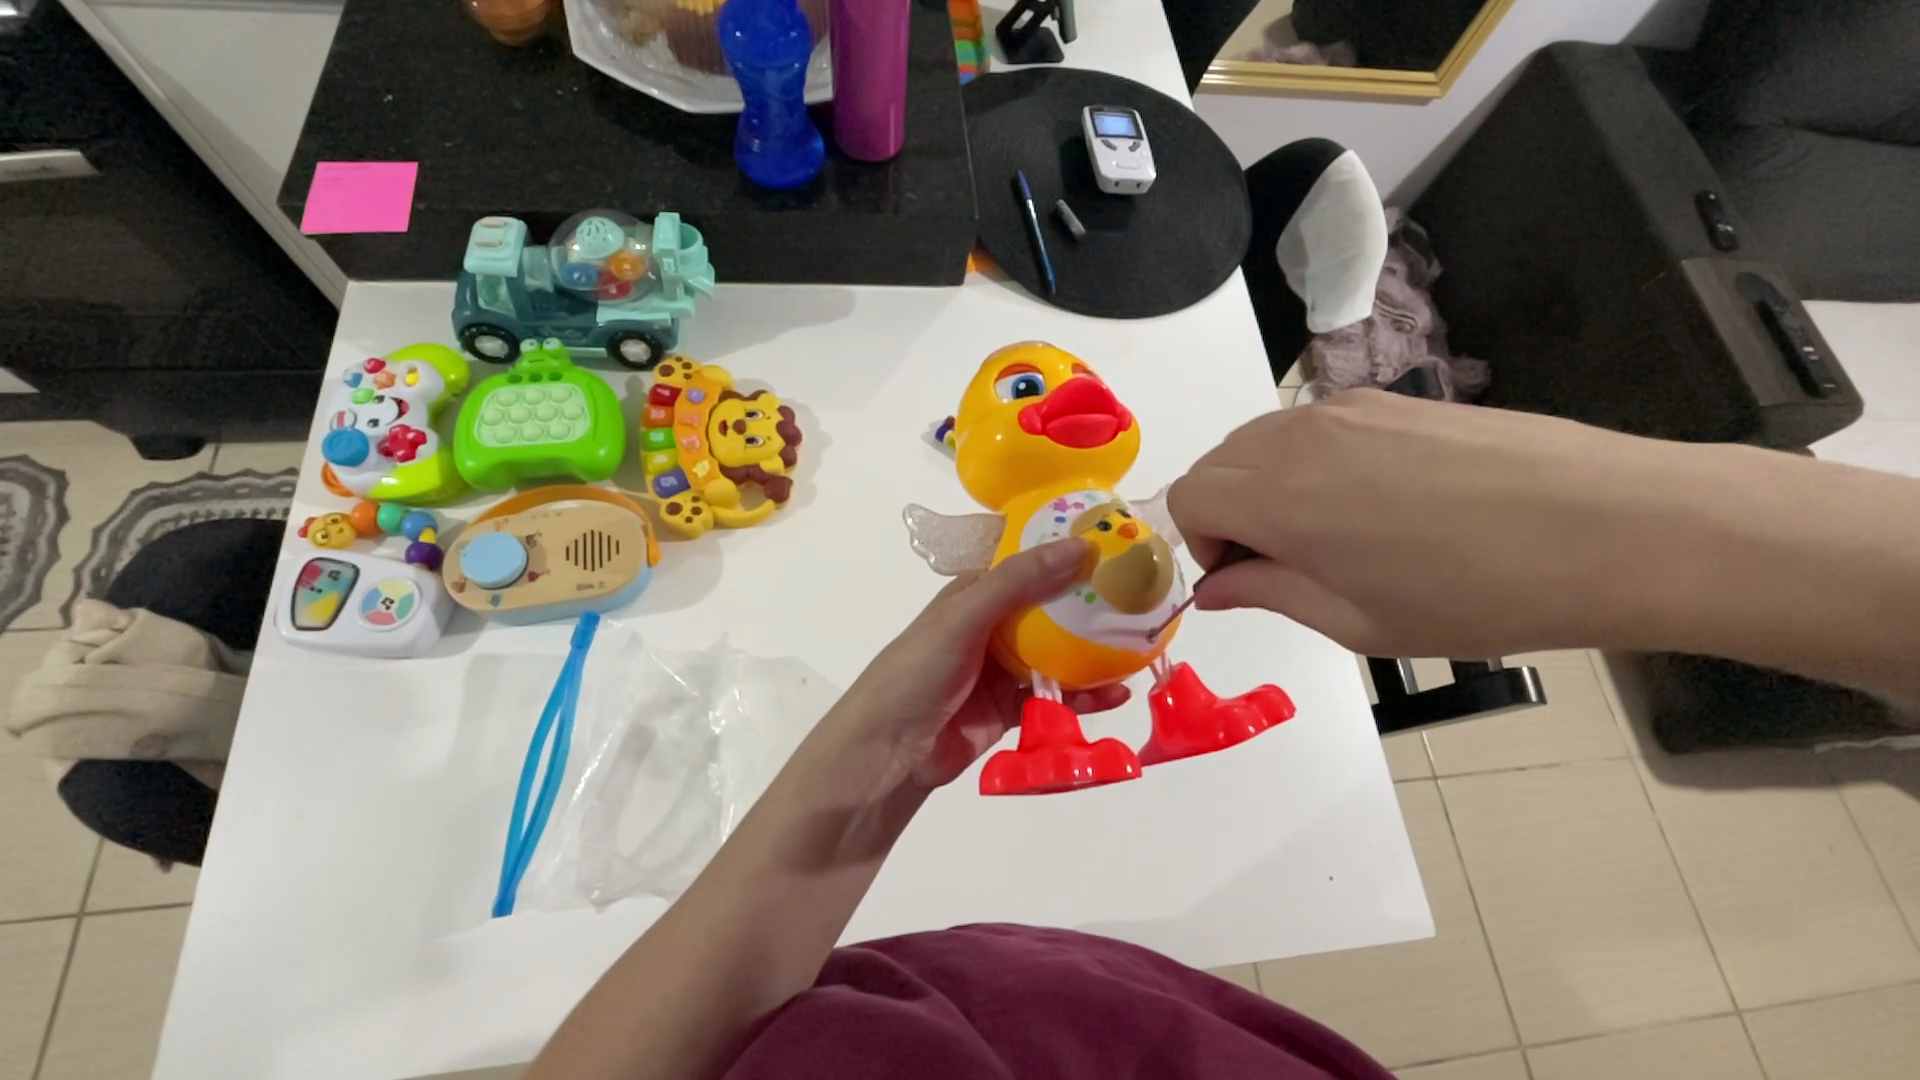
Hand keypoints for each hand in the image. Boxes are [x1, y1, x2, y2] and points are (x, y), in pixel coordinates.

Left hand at [818, 539, 1128, 789]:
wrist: (889, 753)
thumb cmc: (918, 671)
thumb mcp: (965, 617)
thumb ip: (1018, 582)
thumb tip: (1079, 546)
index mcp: (976, 593)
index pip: (1028, 562)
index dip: (1066, 551)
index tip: (1115, 543)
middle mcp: (992, 626)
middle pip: (1051, 609)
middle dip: (1091, 604)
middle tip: (1141, 599)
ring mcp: (1002, 670)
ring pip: (1059, 655)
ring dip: (1095, 654)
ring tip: (1139, 650)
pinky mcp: (1012, 710)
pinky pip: (1057, 697)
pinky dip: (1085, 697)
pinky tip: (1116, 696)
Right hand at [1166, 389, 1716, 658]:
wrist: (1616, 528)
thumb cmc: (1476, 595)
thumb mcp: (1355, 620)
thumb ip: (1266, 592)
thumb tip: (1214, 588)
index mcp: (1277, 496)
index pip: (1186, 497)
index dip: (1201, 544)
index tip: (1247, 577)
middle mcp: (1297, 437)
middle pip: (1216, 463)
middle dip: (1225, 513)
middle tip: (1282, 560)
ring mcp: (1347, 408)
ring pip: (1260, 440)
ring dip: (1263, 485)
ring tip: (1330, 532)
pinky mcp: (1391, 398)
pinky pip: (1312, 426)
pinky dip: (1307, 460)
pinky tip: (1374, 499)